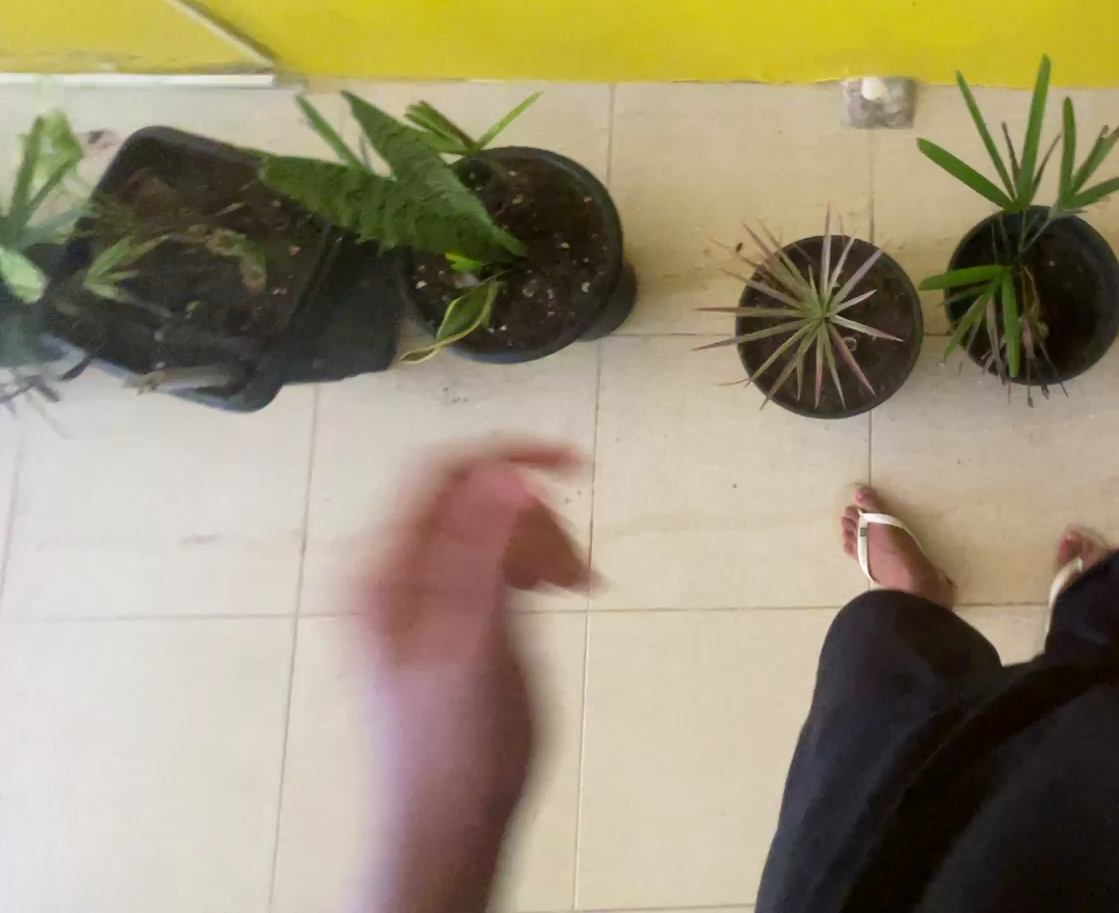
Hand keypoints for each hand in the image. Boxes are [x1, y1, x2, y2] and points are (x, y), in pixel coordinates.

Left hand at [358, 442, 590, 912]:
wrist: (452, 815)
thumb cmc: (453, 739)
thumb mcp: (470, 640)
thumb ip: (481, 554)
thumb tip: (507, 475)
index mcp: (385, 571)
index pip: (442, 475)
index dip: (506, 456)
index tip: (573, 464)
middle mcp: (403, 571)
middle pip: (484, 501)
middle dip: (540, 522)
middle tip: (575, 569)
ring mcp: (434, 590)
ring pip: (505, 528)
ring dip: (550, 544)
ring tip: (579, 583)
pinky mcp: (466, 608)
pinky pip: (511, 557)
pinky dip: (548, 563)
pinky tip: (570, 587)